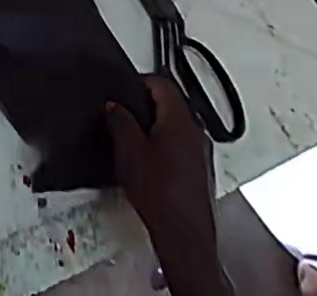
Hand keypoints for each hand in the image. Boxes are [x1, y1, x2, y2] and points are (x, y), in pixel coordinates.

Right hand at [108, 77, 228, 294]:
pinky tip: (147, 158)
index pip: (163, 84)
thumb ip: (119, 120)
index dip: (141, 80)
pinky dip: (164, 142)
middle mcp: (197, 134)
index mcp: (180, 122)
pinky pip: (181, 144)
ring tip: (132, 134)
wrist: (183, 236)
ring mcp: (202, 154)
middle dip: (147, 102)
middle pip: (172, 103)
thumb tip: (114, 106)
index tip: (125, 87)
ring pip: (176, 124)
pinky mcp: (200, 171)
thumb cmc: (159, 193)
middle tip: (125, 108)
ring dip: (155, 123)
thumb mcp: (128, 149)